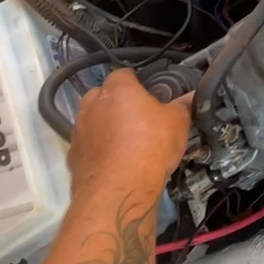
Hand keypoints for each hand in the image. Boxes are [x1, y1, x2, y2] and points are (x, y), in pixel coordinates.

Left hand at [67, 68, 190, 195]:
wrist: (118, 189)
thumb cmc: (151, 146)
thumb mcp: (179, 122)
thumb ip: (182, 105)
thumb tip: (191, 97)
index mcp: (119, 91)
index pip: (122, 74)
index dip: (135, 80)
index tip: (149, 91)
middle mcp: (93, 107)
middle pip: (100, 94)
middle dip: (114, 99)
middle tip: (136, 112)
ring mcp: (79, 132)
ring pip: (90, 118)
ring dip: (104, 122)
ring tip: (126, 137)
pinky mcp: (72, 156)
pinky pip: (86, 142)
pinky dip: (97, 145)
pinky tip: (115, 157)